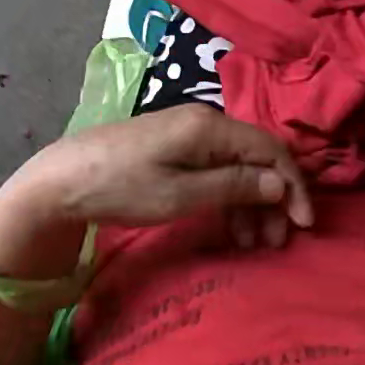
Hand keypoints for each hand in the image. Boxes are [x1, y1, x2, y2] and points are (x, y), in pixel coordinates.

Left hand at [0, 105, 313, 278]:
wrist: (60, 179)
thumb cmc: (120, 187)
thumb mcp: (180, 195)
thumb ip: (234, 186)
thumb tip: (280, 183)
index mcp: (210, 127)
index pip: (270, 149)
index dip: (293, 185)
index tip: (304, 224)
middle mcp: (206, 122)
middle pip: (257, 157)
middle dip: (273, 199)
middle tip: (275, 242)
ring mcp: (190, 133)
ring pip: (238, 165)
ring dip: (252, 202)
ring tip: (253, 242)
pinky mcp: (177, 147)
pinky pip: (217, 169)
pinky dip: (229, 196)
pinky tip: (230, 226)